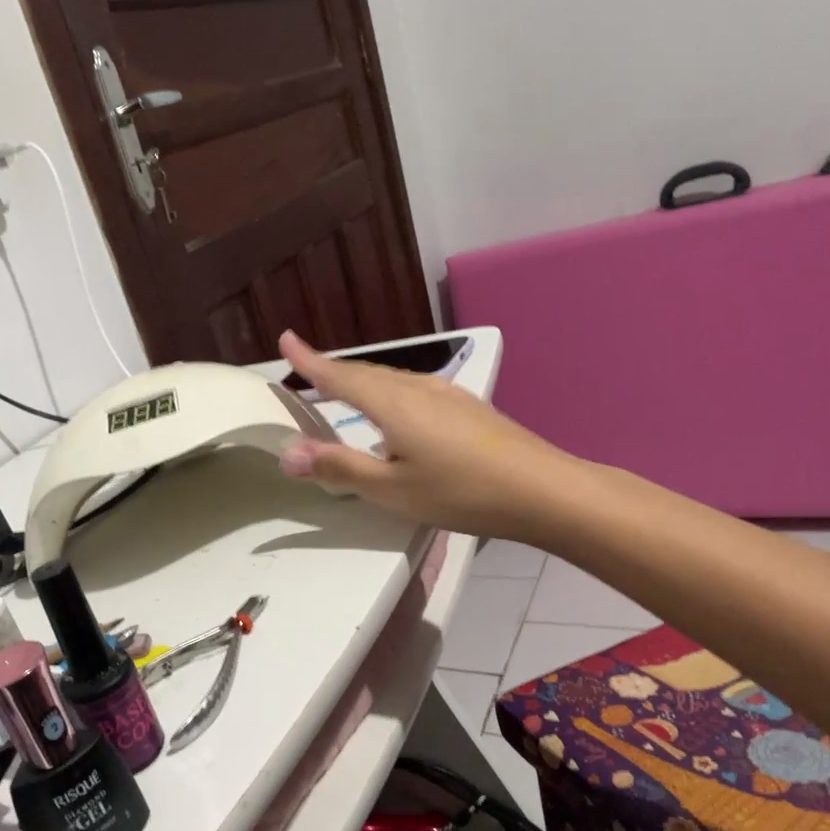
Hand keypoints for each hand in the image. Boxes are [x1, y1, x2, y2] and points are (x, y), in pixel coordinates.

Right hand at [276, 331, 587, 540]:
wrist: (544, 490)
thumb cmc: (462, 492)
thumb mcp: (392, 490)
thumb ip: (340, 468)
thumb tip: (287, 453)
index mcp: (392, 404)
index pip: (340, 376)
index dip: (310, 360)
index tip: (286, 338)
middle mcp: (417, 388)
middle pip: (365, 374)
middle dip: (332, 371)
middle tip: (305, 372)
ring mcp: (447, 394)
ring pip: (391, 380)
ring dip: (360, 383)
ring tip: (341, 392)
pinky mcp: (466, 406)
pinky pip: (412, 390)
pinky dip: (386, 394)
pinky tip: (393, 415)